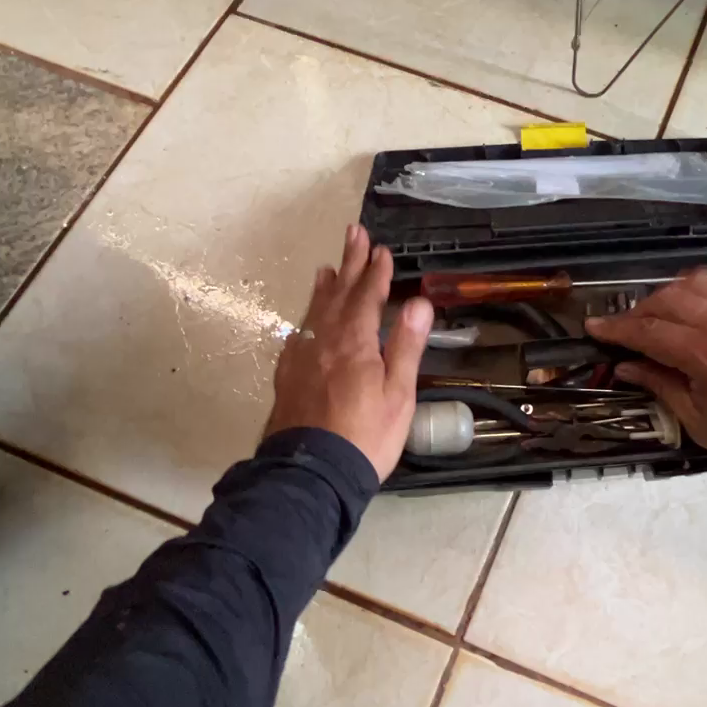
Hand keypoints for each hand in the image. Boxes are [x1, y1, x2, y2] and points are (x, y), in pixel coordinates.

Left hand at [265, 225, 433, 480]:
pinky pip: (299, 335)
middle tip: (353, 233)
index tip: (381, 250)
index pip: (367, 297)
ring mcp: (301, 359)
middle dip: (349, 264)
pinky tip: (307, 320)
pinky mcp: (288, 377)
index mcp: (354, 343)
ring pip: (315, 312)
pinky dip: (307, 318)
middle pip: (338, 294)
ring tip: (328, 268)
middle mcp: (324, 342)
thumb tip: (418, 302)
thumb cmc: (366, 435)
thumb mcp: (399, 393)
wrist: (312, 474)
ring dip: (326, 287)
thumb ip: (406, 345)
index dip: (375, 272)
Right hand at [584, 268, 706, 486]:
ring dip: (668, 294)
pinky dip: (700, 288)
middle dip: (638, 311)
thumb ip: (662, 386)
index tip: (594, 328)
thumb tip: (628, 366)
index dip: (617, 329)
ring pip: (697, 284)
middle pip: (669, 300)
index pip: (650, 331)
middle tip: (620, 329)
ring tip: (653, 313)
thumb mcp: (701, 422)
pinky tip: (691, 301)